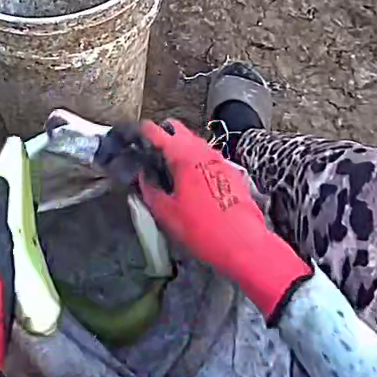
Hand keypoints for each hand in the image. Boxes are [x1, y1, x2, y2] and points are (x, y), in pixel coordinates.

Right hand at [94, 119, 312, 322]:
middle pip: (176, 129)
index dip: (139, 133)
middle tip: (148, 154)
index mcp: (183, 155)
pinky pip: (207, 158)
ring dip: (179, 150)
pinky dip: (195, 162)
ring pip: (193, 143)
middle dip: (161, 137)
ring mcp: (220, 160)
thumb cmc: (204, 230)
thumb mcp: (165, 212)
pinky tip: (190, 183)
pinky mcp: (232, 173)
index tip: (130, 139)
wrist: (246, 247)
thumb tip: (143, 178)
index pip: (154, 131)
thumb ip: (149, 189)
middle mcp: (203, 151)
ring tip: (167, 171)